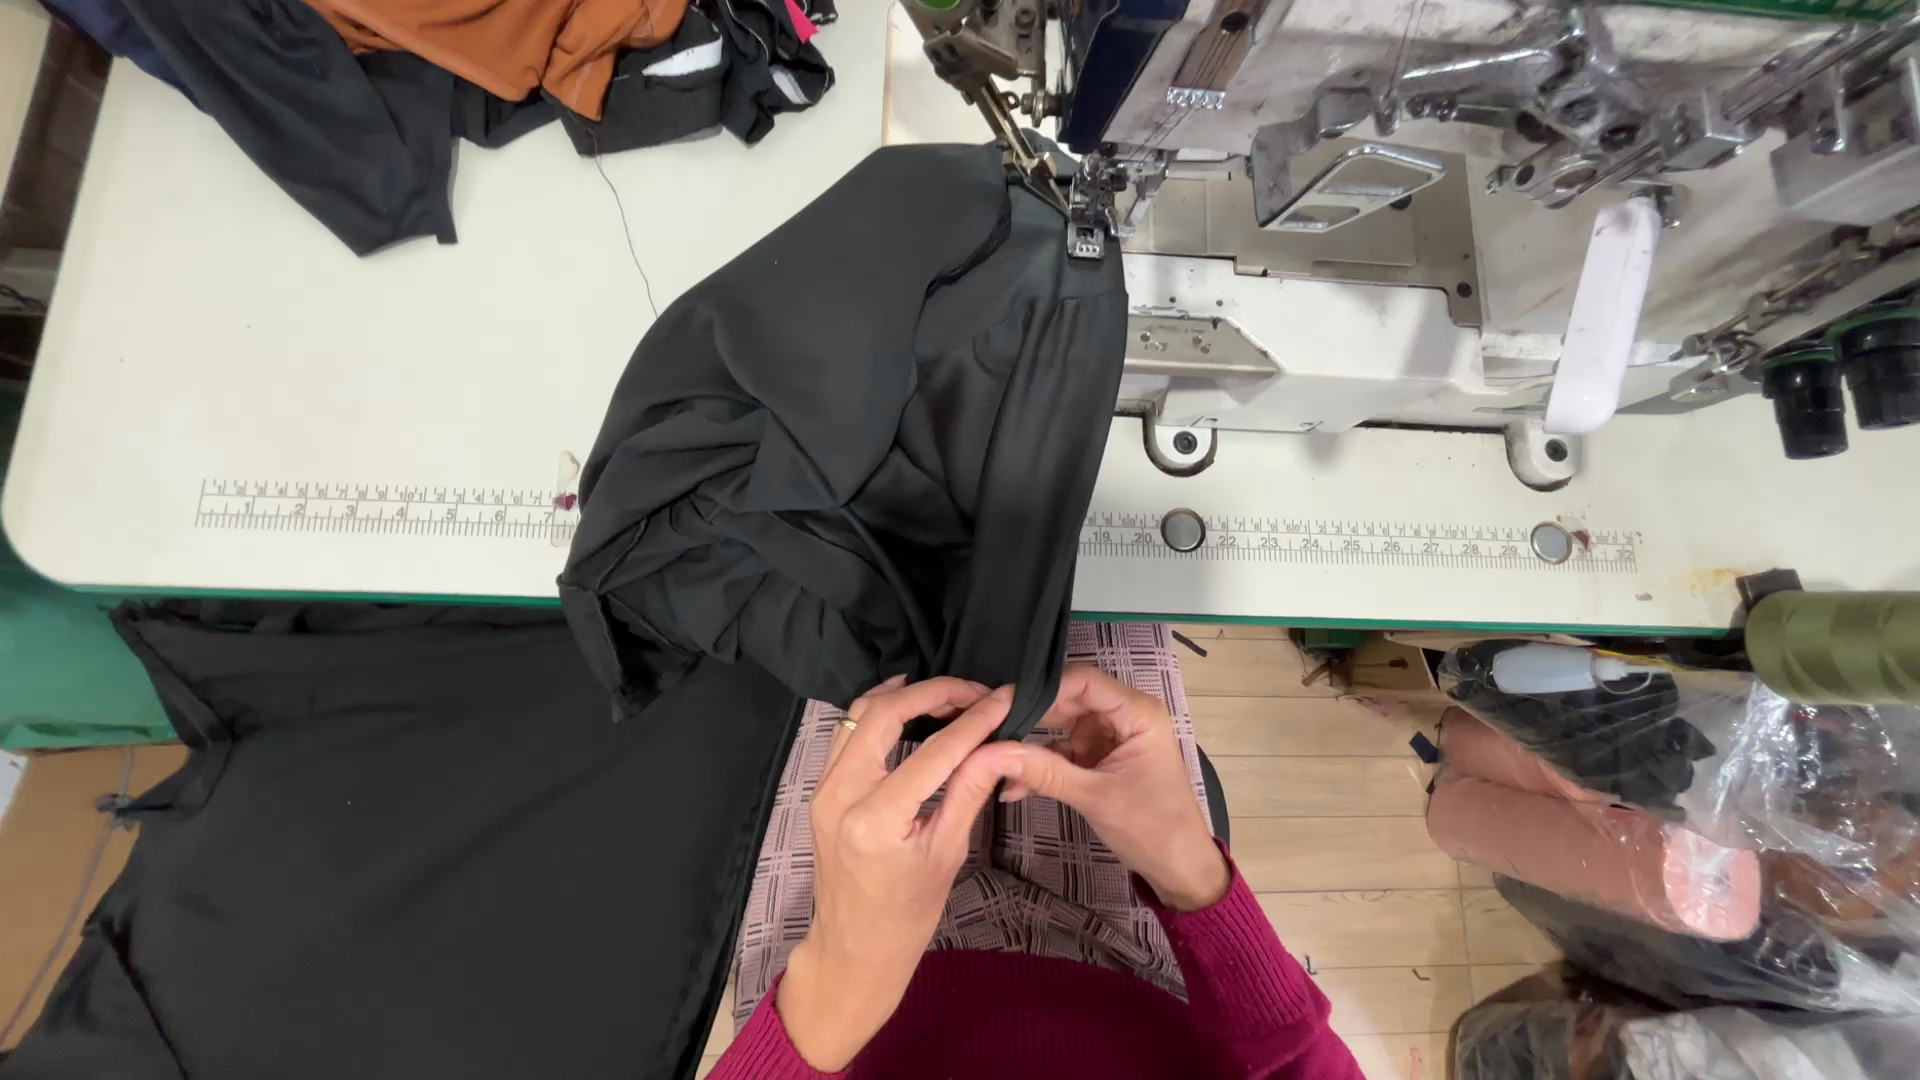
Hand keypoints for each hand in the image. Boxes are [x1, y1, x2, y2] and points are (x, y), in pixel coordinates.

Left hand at [777, 676, 1015, 1070]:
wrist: (853, 948)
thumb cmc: (908, 913)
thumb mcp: (948, 852)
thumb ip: (970, 789)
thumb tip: (1000, 741)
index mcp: (876, 819)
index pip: (934, 751)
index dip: (974, 720)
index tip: (1003, 697)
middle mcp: (840, 793)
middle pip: (886, 714)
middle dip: (935, 693)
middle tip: (975, 691)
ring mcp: (823, 787)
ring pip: (862, 713)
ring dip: (905, 695)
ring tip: (949, 694)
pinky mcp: (821, 786)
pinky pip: (849, 730)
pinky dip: (879, 710)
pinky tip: (907, 703)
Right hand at [970, 667, 1228, 910]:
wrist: (1180, 870)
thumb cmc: (1151, 829)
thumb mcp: (1094, 797)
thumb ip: (1043, 772)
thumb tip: (992, 753)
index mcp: (1138, 713)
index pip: (1084, 681)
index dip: (1044, 689)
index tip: (1004, 702)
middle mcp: (1126, 714)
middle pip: (1071, 698)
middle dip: (1032, 713)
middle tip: (991, 725)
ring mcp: (1113, 734)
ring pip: (1064, 722)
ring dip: (1033, 741)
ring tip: (995, 751)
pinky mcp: (1103, 754)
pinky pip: (1067, 747)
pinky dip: (1044, 763)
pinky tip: (1014, 783)